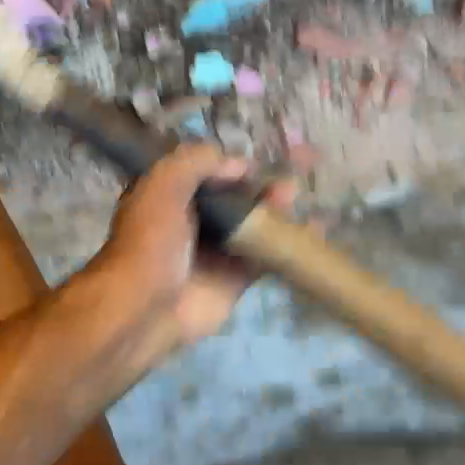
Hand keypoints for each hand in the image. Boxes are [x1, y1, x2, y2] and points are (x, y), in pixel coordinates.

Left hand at [94, 145, 296, 350]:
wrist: (150, 302)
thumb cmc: (151, 239)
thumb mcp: (161, 187)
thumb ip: (191, 165)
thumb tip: (234, 162)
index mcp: (159, 197)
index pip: (192, 174)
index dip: (219, 166)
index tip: (248, 162)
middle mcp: (183, 220)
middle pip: (223, 199)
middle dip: (251, 188)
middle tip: (281, 180)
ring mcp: (209, 250)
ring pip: (247, 225)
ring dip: (272, 211)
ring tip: (295, 196)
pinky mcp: (233, 278)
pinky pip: (266, 256)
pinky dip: (288, 244)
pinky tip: (314, 231)